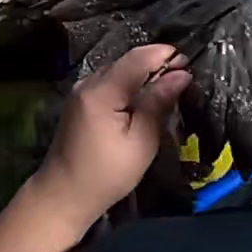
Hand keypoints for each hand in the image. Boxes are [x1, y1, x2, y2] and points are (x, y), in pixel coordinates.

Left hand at [32, 45, 190, 224]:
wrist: (63, 196)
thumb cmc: (106, 175)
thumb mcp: (141, 142)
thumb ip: (158, 103)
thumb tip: (181, 75)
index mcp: (102, 91)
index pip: (137, 58)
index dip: (164, 55)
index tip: (189, 63)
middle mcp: (88, 83)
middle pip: (127, 61)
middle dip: (156, 64)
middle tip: (183, 79)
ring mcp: (81, 90)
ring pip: (119, 70)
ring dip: (143, 74)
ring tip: (167, 89)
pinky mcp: (80, 100)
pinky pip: (110, 81)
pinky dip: (129, 84)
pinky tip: (142, 100)